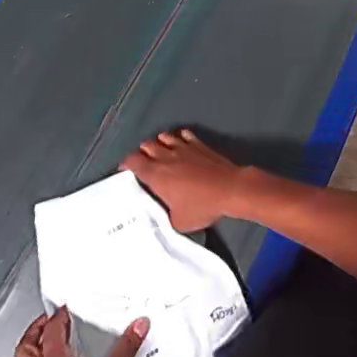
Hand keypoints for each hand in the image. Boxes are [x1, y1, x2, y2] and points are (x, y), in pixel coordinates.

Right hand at [120, 128, 244, 232]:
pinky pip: (184, 134)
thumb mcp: (178, 222)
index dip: (126, 164)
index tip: (125, 170)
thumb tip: (163, 214)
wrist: (231, 189)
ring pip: (164, 137)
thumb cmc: (203, 206)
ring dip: (159, 143)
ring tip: (160, 153)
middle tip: (144, 163)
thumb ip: (165, 216)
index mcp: (156, 175)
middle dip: (142, 153)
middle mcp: (167, 157)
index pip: (132, 161)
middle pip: (146, 146)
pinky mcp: (200, 145)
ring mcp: (184, 148)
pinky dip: (179, 138)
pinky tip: (182, 144)